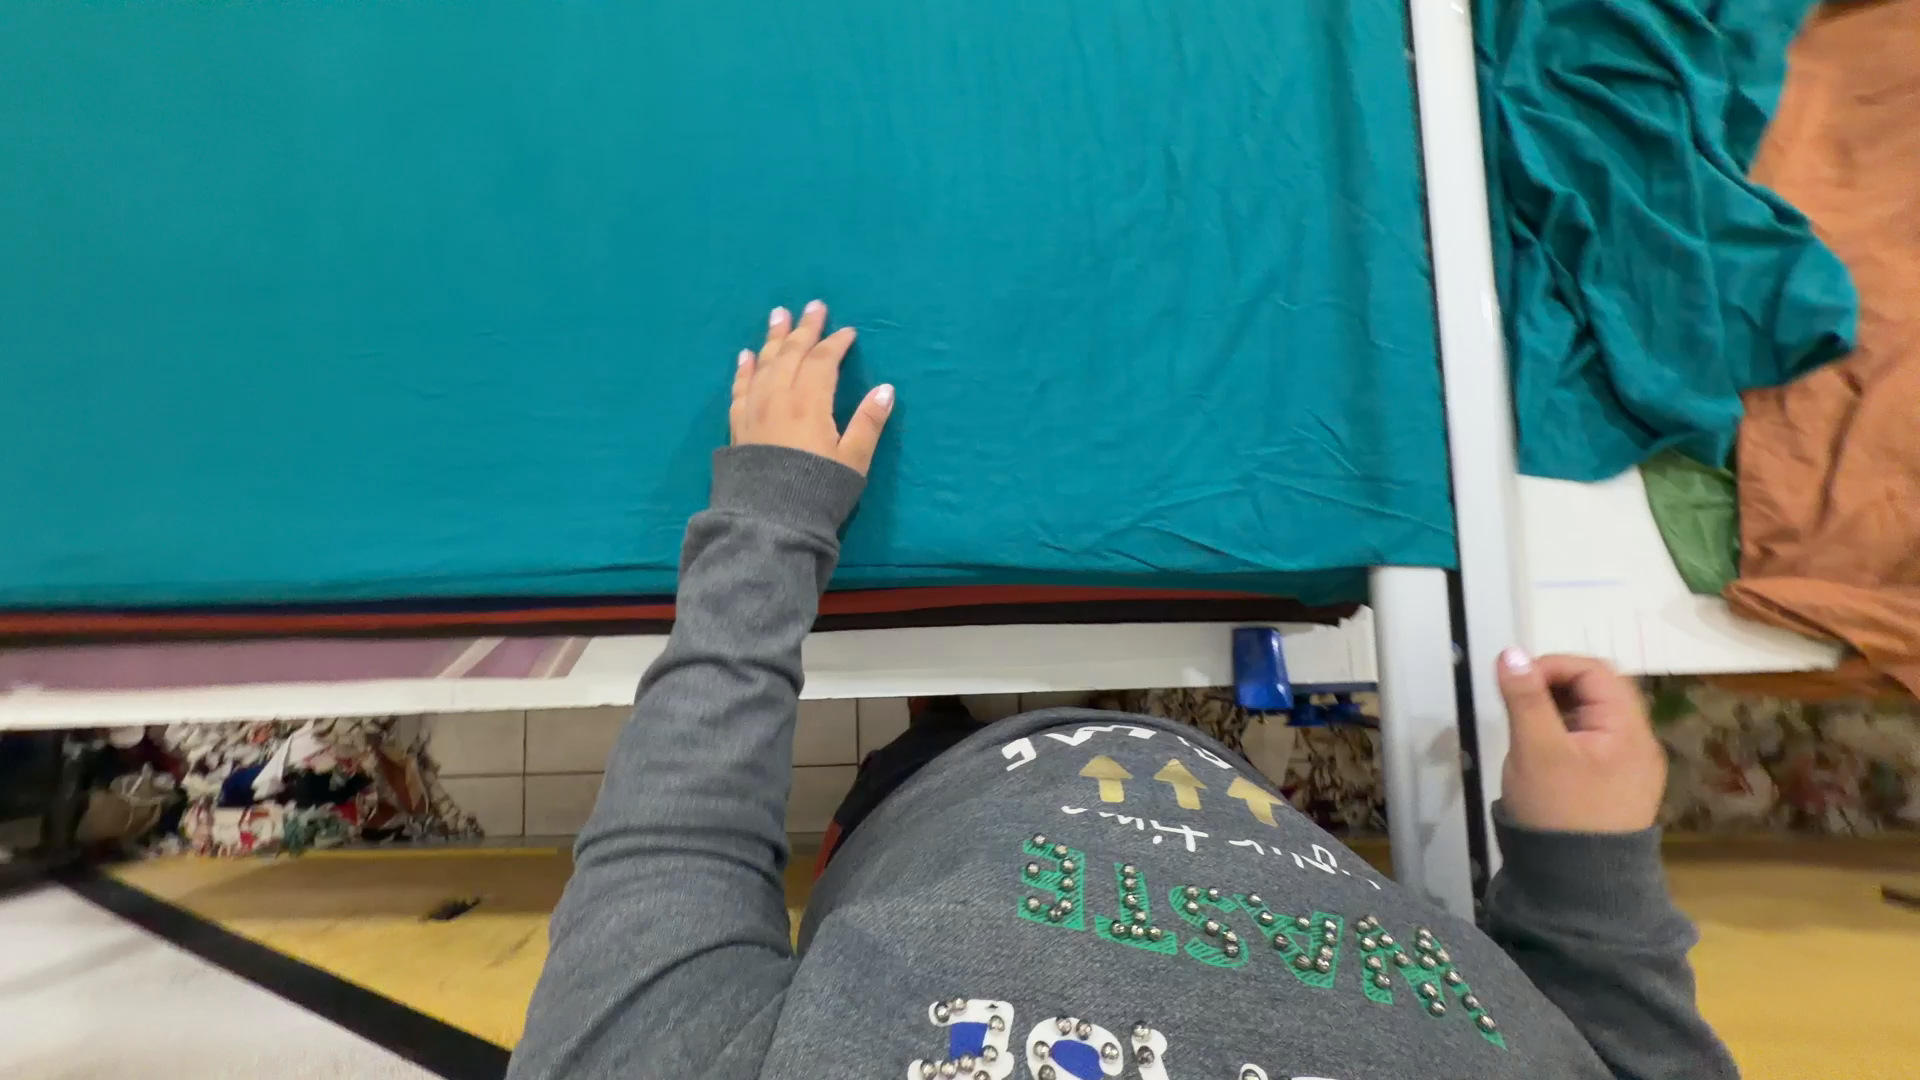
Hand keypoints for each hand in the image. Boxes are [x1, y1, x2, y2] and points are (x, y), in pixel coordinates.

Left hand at [731, 300, 893, 474]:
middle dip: (805, 330)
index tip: (848, 332)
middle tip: (814, 306)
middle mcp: (779, 398)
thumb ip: (869, 422)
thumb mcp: (854, 460)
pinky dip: (745, 368)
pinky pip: (741, 387)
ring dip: (773, 338)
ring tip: (779, 315)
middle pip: (792, 355)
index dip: (836, 344)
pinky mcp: (740, 426)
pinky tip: (747, 356)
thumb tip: (886, 389)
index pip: (824, 362)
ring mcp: (755, 410)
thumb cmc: (818, 490)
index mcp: (810, 403)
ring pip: (765, 364)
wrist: (770, 519)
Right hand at [1496, 649, 1666, 833]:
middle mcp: (1635, 740)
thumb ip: (1525, 697)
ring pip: (1588, 710)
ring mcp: (1623, 759)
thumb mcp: (1535, 748)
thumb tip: (1511, 653)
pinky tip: (1535, 741)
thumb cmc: (1558, 808)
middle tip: (1514, 698)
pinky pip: (1585, 732)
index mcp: (1627, 730)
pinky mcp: (1607, 775)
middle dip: (1550, 682)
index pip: (1595, 671)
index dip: (1551, 665)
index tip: (1513, 681)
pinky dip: (1557, 724)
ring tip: (1520, 720)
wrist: (1577, 878)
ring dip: (1552, 703)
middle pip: (1596, 687)